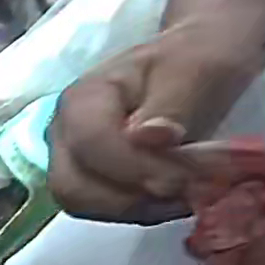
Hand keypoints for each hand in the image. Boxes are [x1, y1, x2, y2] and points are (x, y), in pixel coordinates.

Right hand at [48, 24, 262, 222]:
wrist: (199, 53)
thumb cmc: (202, 54)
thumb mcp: (203, 65)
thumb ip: (175, 101)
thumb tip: (149, 138)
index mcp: (81, 101)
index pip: (90, 145)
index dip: (133, 167)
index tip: (188, 179)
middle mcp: (60, 134)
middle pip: (72, 184)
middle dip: (129, 197)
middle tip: (189, 195)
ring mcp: (67, 159)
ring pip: (79, 201)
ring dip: (131, 209)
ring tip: (185, 199)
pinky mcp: (84, 176)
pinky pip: (95, 206)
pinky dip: (133, 210)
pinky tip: (170, 200)